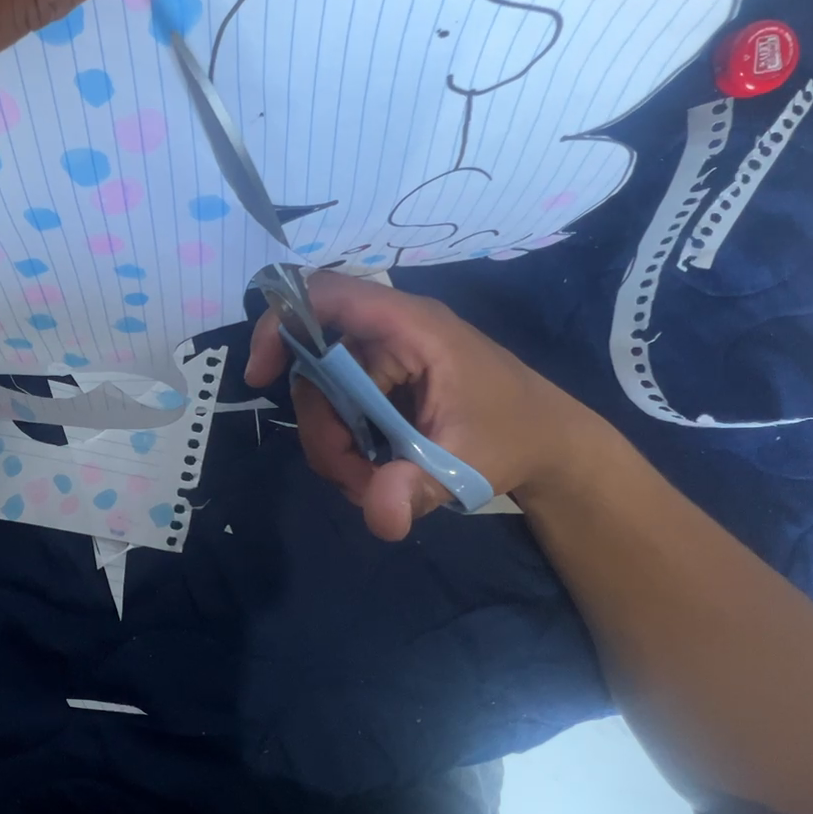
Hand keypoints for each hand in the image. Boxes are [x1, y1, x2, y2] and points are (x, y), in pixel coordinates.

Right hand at [243, 271, 608, 540]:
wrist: (552, 444)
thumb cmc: (517, 438)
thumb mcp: (470, 467)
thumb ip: (420, 487)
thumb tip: (378, 517)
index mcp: (414, 328)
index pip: (329, 296)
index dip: (281, 323)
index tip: (260, 377)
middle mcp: (391, 333)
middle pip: (314, 363)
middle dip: (320, 427)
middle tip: (351, 477)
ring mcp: (385, 358)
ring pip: (321, 392)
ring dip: (332, 444)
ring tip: (371, 484)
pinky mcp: (383, 381)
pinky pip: (338, 404)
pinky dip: (343, 444)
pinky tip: (373, 473)